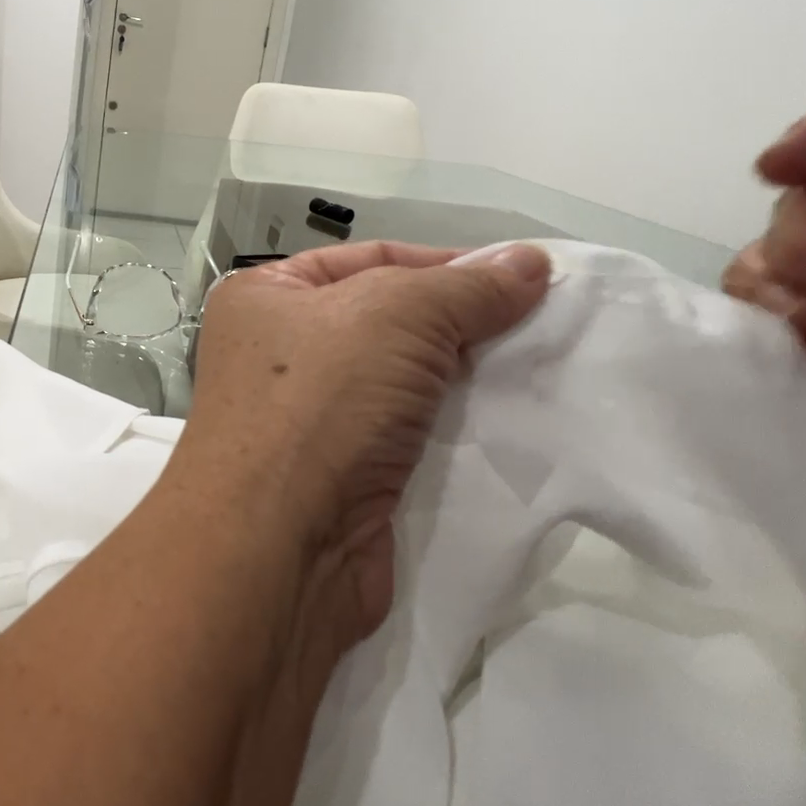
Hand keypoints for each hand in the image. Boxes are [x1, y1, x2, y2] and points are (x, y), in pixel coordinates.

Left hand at [174, 241, 550, 643]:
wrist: (278, 545)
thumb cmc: (318, 401)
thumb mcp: (393, 314)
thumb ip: (465, 288)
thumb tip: (528, 263)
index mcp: (265, 296)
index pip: (368, 260)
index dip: (445, 264)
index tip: (522, 278)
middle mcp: (278, 353)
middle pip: (388, 322)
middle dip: (461, 324)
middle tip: (540, 328)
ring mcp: (308, 419)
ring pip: (403, 384)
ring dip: (465, 380)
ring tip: (539, 372)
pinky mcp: (342, 476)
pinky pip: (408, 438)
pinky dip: (454, 430)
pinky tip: (510, 424)